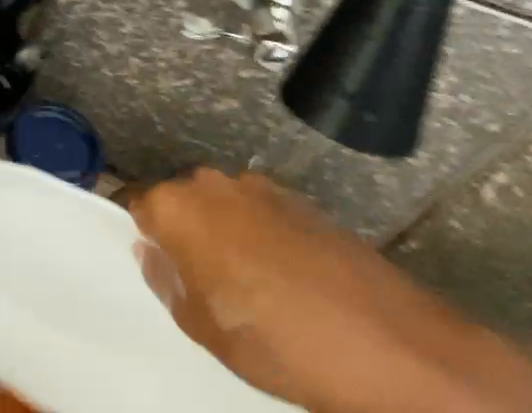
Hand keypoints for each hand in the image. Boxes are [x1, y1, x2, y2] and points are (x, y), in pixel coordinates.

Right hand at [130, 168, 531, 412]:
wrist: (396, 347)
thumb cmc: (278, 340)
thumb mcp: (203, 327)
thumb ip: (166, 281)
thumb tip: (154, 252)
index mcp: (177, 206)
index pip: (135, 202)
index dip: (141, 232)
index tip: (154, 262)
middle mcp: (214, 183)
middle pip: (180, 200)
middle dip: (183, 231)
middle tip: (198, 279)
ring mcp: (264, 189)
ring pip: (224, 206)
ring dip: (225, 234)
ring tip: (247, 284)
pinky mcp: (307, 203)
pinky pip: (263, 214)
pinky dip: (264, 238)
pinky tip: (286, 281)